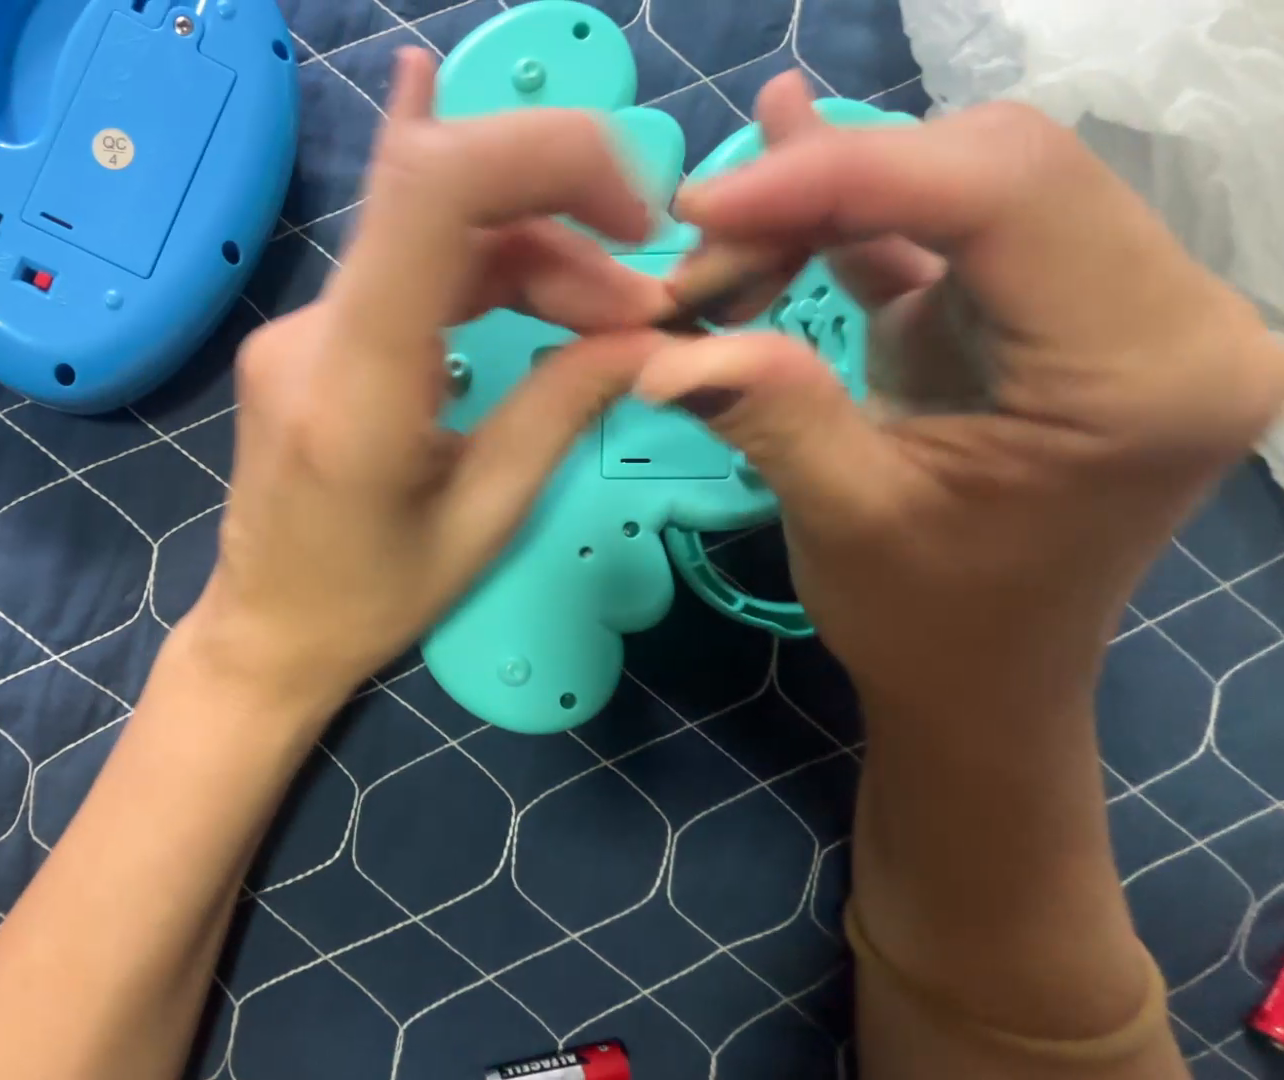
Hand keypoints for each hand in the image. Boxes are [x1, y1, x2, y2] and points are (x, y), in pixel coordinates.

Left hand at [181, 48, 675, 710]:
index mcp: (353, 391)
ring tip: (601, 320)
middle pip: (443, 209)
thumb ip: (561, 409)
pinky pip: (400, 276)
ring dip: (530, 259)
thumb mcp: (483, 519)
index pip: (432, 190)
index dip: (548, 155)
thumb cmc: (370, 601)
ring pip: (429, 242)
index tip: (637, 218)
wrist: (265, 629)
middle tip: (637, 306)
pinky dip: (479, 274)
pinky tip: (531, 286)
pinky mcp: (299, 340)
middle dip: (562, 232)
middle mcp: (306, 337)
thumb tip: (650, 331)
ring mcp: (293, 332)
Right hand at [639, 73, 1283, 710]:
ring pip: (956, 185)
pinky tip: (776, 193)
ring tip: (718, 255)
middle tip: (700, 251)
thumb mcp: (841, 518)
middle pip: (987, 168)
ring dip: (821, 206)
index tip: (704, 207)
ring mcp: (1095, 302)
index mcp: (1139, 366)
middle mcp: (1154, 307)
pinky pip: (938, 230)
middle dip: (823, 189)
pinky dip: (845, 217)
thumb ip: (769, 411)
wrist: (978, 676)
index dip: (843, 172)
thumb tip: (656, 352)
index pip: (1004, 193)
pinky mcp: (1030, 313)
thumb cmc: (926, 621)